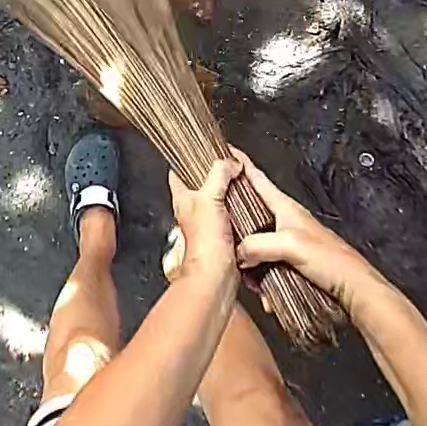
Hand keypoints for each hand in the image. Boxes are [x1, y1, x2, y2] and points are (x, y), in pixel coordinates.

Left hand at [167, 156, 241, 288]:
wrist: (216, 276)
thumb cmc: (205, 241)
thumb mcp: (210, 197)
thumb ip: (219, 174)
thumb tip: (230, 162)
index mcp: (183, 197)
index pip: (178, 171)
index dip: (186, 158)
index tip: (200, 149)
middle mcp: (192, 209)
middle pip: (199, 184)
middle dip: (213, 174)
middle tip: (228, 164)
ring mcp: (206, 223)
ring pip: (216, 200)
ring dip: (228, 192)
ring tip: (241, 181)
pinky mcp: (221, 235)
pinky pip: (229, 216)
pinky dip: (238, 209)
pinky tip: (248, 206)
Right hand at [232, 150, 393, 315]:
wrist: (355, 287)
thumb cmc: (330, 259)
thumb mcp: (288, 245)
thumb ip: (257, 244)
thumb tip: (238, 252)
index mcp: (283, 206)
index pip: (257, 177)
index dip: (240, 162)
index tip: (225, 151)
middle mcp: (283, 218)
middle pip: (250, 209)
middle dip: (234, 217)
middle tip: (218, 223)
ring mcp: (287, 238)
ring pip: (256, 239)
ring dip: (248, 256)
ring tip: (244, 272)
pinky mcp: (291, 258)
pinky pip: (267, 261)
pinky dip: (262, 274)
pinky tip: (263, 291)